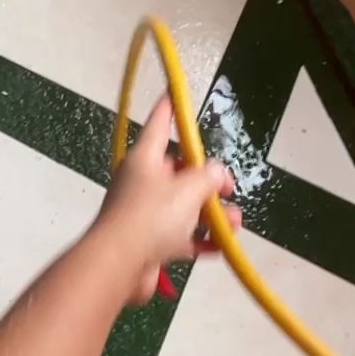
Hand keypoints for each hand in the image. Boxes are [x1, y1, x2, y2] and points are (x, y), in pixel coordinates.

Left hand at [89, 94, 241, 303]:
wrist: (120, 264)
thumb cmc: (150, 217)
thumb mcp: (186, 191)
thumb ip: (206, 177)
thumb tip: (213, 170)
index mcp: (145, 158)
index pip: (160, 123)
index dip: (171, 107)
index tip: (176, 91)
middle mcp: (142, 179)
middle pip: (179, 169)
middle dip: (207, 179)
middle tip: (228, 188)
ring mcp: (144, 210)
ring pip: (183, 204)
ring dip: (210, 213)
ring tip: (234, 223)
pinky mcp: (148, 239)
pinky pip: (180, 233)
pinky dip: (200, 237)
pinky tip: (220, 246)